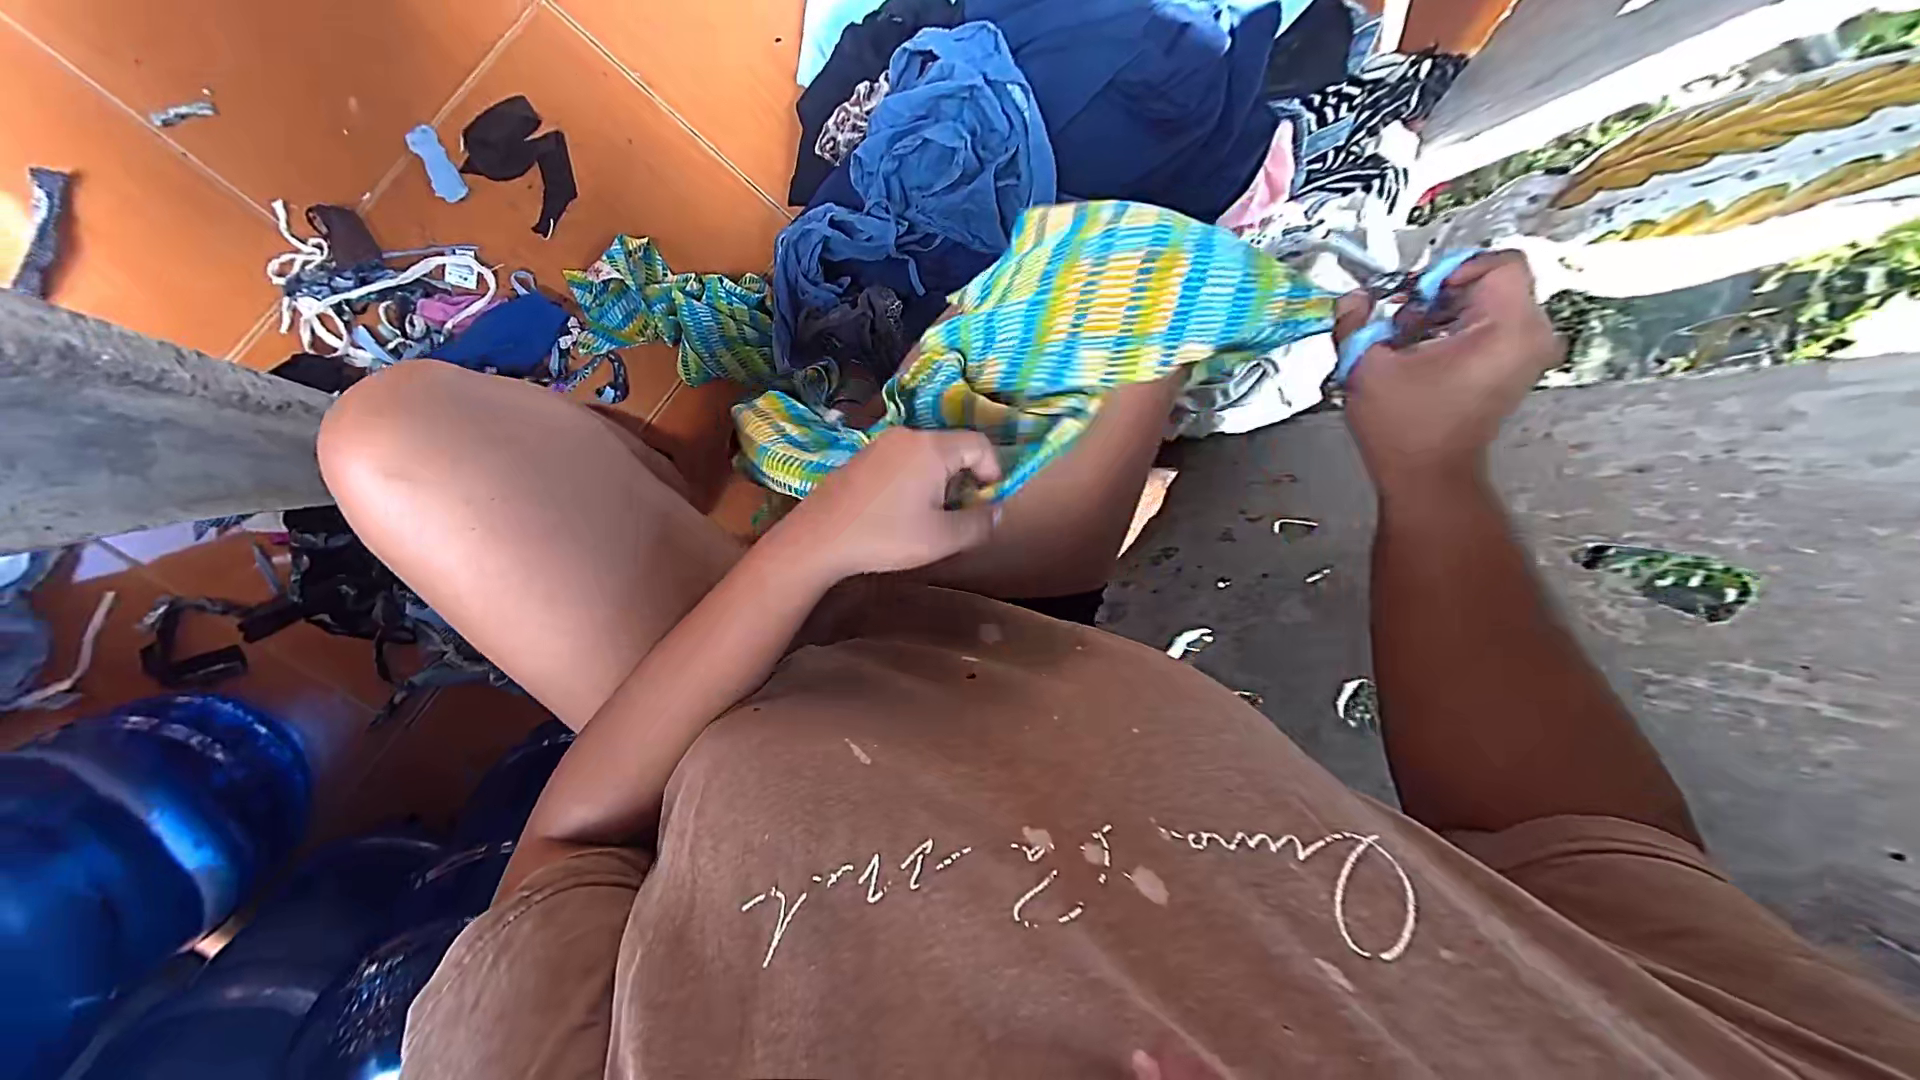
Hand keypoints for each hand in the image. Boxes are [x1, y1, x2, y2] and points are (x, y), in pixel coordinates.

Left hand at [770, 428, 1002, 582]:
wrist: (817, 539)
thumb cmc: (885, 536)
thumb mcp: (942, 538)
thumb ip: (978, 523)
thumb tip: (998, 511)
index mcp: (931, 448)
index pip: (979, 444)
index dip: (993, 471)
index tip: (987, 501)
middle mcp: (907, 436)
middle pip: (952, 448)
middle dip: (965, 478)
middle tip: (958, 513)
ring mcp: (880, 444)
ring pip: (926, 455)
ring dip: (939, 480)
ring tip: (929, 516)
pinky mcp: (861, 457)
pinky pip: (902, 460)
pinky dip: (914, 479)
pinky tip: (899, 511)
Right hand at [1334, 250, 1561, 495]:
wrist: (1426, 474)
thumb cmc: (1403, 428)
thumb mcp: (1365, 368)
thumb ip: (1355, 323)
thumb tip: (1355, 299)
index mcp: (1506, 329)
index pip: (1496, 262)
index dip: (1448, 271)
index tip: (1413, 296)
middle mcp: (1531, 335)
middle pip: (1492, 282)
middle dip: (1441, 295)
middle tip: (1402, 321)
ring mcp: (1527, 353)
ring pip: (1490, 303)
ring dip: (1444, 314)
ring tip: (1407, 342)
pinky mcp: (1513, 367)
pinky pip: (1491, 327)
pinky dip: (1454, 331)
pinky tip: (1421, 355)